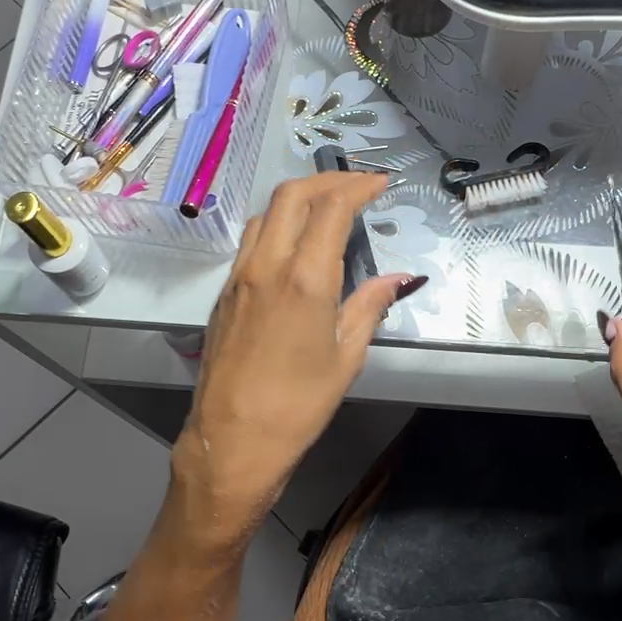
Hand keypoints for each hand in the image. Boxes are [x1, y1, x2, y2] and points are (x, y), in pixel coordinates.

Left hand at [171, 173, 423, 524]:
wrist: (232, 441)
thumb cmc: (298, 406)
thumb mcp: (346, 358)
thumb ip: (369, 307)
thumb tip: (397, 279)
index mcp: (304, 279)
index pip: (331, 208)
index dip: (358, 186)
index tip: (380, 184)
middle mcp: (266, 266)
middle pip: (291, 196)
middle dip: (327, 180)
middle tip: (357, 187)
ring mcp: (239, 278)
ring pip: (264, 215)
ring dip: (297, 201)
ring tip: (326, 211)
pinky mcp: (224, 295)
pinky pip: (249, 242)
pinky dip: (276, 227)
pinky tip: (294, 247)